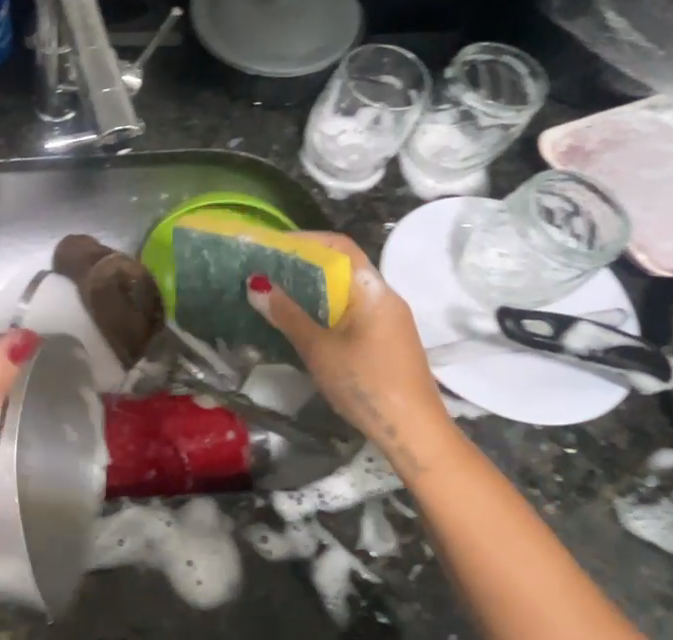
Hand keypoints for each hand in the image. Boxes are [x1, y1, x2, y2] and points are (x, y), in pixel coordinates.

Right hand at [246, 234, 452, 466]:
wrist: (417, 434)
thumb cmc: (367, 384)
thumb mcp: (319, 349)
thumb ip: (287, 315)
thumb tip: (256, 285)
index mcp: (372, 291)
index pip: (339, 245)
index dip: (305, 239)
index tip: (272, 246)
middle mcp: (385, 297)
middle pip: (342, 265)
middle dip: (304, 264)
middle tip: (267, 271)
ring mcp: (390, 319)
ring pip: (347, 289)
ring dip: (314, 288)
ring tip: (278, 295)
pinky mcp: (389, 340)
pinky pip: (353, 309)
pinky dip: (327, 307)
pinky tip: (305, 323)